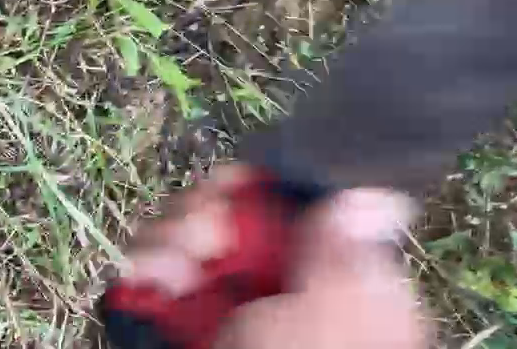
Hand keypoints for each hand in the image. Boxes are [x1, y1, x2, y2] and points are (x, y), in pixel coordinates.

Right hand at [122, 168, 426, 348]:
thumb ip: (343, 263)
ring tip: (162, 276)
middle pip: (221, 209)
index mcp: (331, 281)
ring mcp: (224, 295)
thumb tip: (374, 195)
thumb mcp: (329, 329)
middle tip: (194, 248)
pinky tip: (147, 282)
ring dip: (159, 243)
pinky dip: (141, 266)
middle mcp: (275, 281)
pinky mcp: (180, 307)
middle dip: (193, 217)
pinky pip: (149, 261)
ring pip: (177, 231)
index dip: (245, 186)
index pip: (282, 200)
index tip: (224, 192)